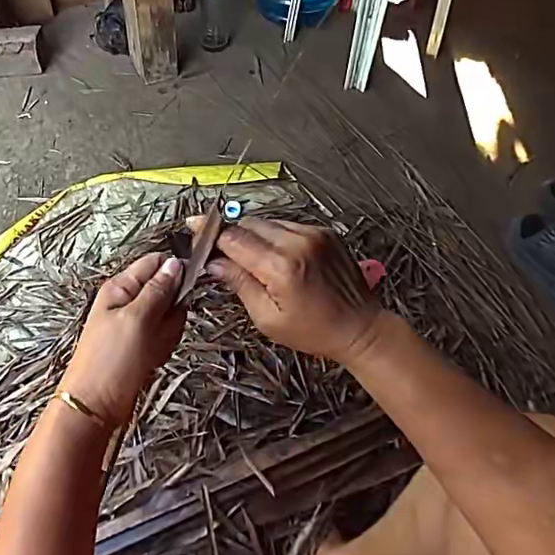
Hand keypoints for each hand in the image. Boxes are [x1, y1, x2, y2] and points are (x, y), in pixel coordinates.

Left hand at [60, 253, 186, 427]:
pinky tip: (151, 359)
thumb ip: (158, 289)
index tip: (187, 287)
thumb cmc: (108, 363)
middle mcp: (127, 302)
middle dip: (172, 311)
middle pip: (167, 291)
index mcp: (120, 287)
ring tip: (152, 347)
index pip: (155, 263)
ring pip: (169, 317)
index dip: (174, 272)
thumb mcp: (137, 319)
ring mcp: (135, 324)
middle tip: (159, 327)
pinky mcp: (141, 344)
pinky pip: (164, 337)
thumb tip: (174, 263)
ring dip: (168, 333)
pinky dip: (163, 348)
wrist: (95, 408)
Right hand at [193, 217, 384, 363]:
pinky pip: (287, 225)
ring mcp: (313, 233)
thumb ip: (239, 284)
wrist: (360, 328)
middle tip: (217, 247)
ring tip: (247, 255)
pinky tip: (273, 254)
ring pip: (267, 222)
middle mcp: (297, 242)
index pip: (234, 238)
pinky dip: (274, 235)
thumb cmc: (313, 331)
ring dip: (252, 234)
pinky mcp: (324, 232)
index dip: (211, 234)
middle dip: (230, 234)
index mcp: (281, 267)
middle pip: (248, 224)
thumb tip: (214, 262)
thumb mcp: (268, 318)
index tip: (193, 229)